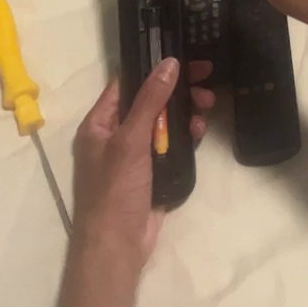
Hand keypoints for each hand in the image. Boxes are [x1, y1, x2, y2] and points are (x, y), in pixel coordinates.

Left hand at [68, 58, 215, 272]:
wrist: (117, 249)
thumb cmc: (114, 191)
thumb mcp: (130, 141)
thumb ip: (150, 100)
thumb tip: (169, 63)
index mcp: (100, 123)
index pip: (126, 83)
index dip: (153, 67)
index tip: (183, 57)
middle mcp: (116, 134)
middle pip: (150, 100)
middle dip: (178, 90)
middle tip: (207, 81)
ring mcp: (135, 154)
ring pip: (165, 121)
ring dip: (185, 111)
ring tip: (207, 108)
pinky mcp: (154, 170)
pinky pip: (172, 143)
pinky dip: (186, 134)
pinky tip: (200, 131)